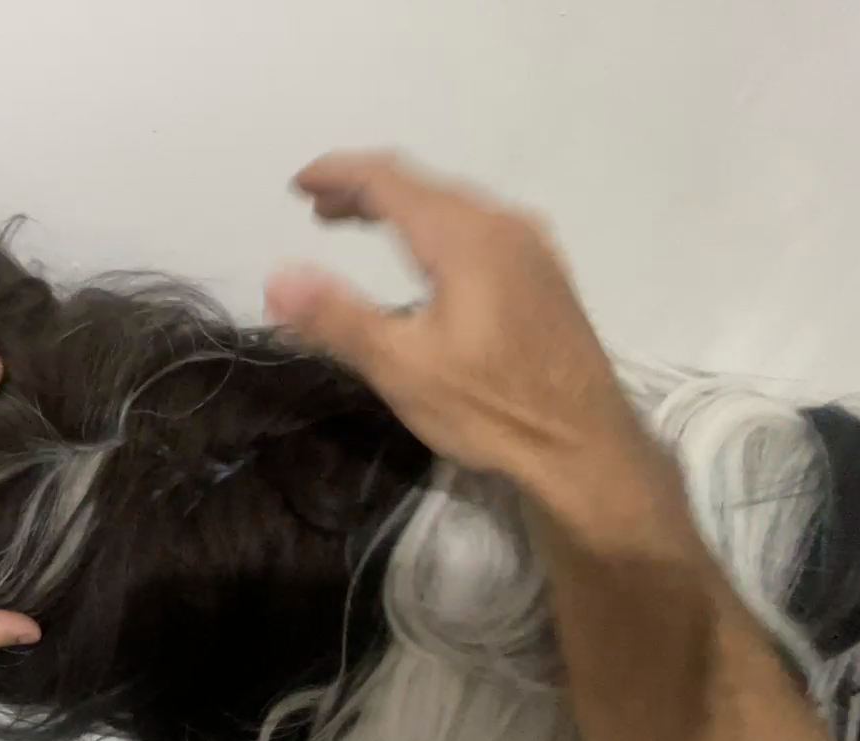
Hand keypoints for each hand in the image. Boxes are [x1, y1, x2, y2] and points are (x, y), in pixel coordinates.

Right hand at [264, 152, 666, 514]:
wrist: (583, 447)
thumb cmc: (489, 409)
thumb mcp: (401, 368)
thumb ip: (336, 318)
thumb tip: (276, 278)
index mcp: (467, 238)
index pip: (391, 180)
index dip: (339, 173)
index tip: (297, 184)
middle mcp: (504, 226)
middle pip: (423, 186)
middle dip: (363, 190)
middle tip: (317, 209)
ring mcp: (531, 249)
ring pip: (452, 208)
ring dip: (398, 209)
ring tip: (357, 225)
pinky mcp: (542, 276)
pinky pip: (476, 230)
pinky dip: (431, 230)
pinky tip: (423, 261)